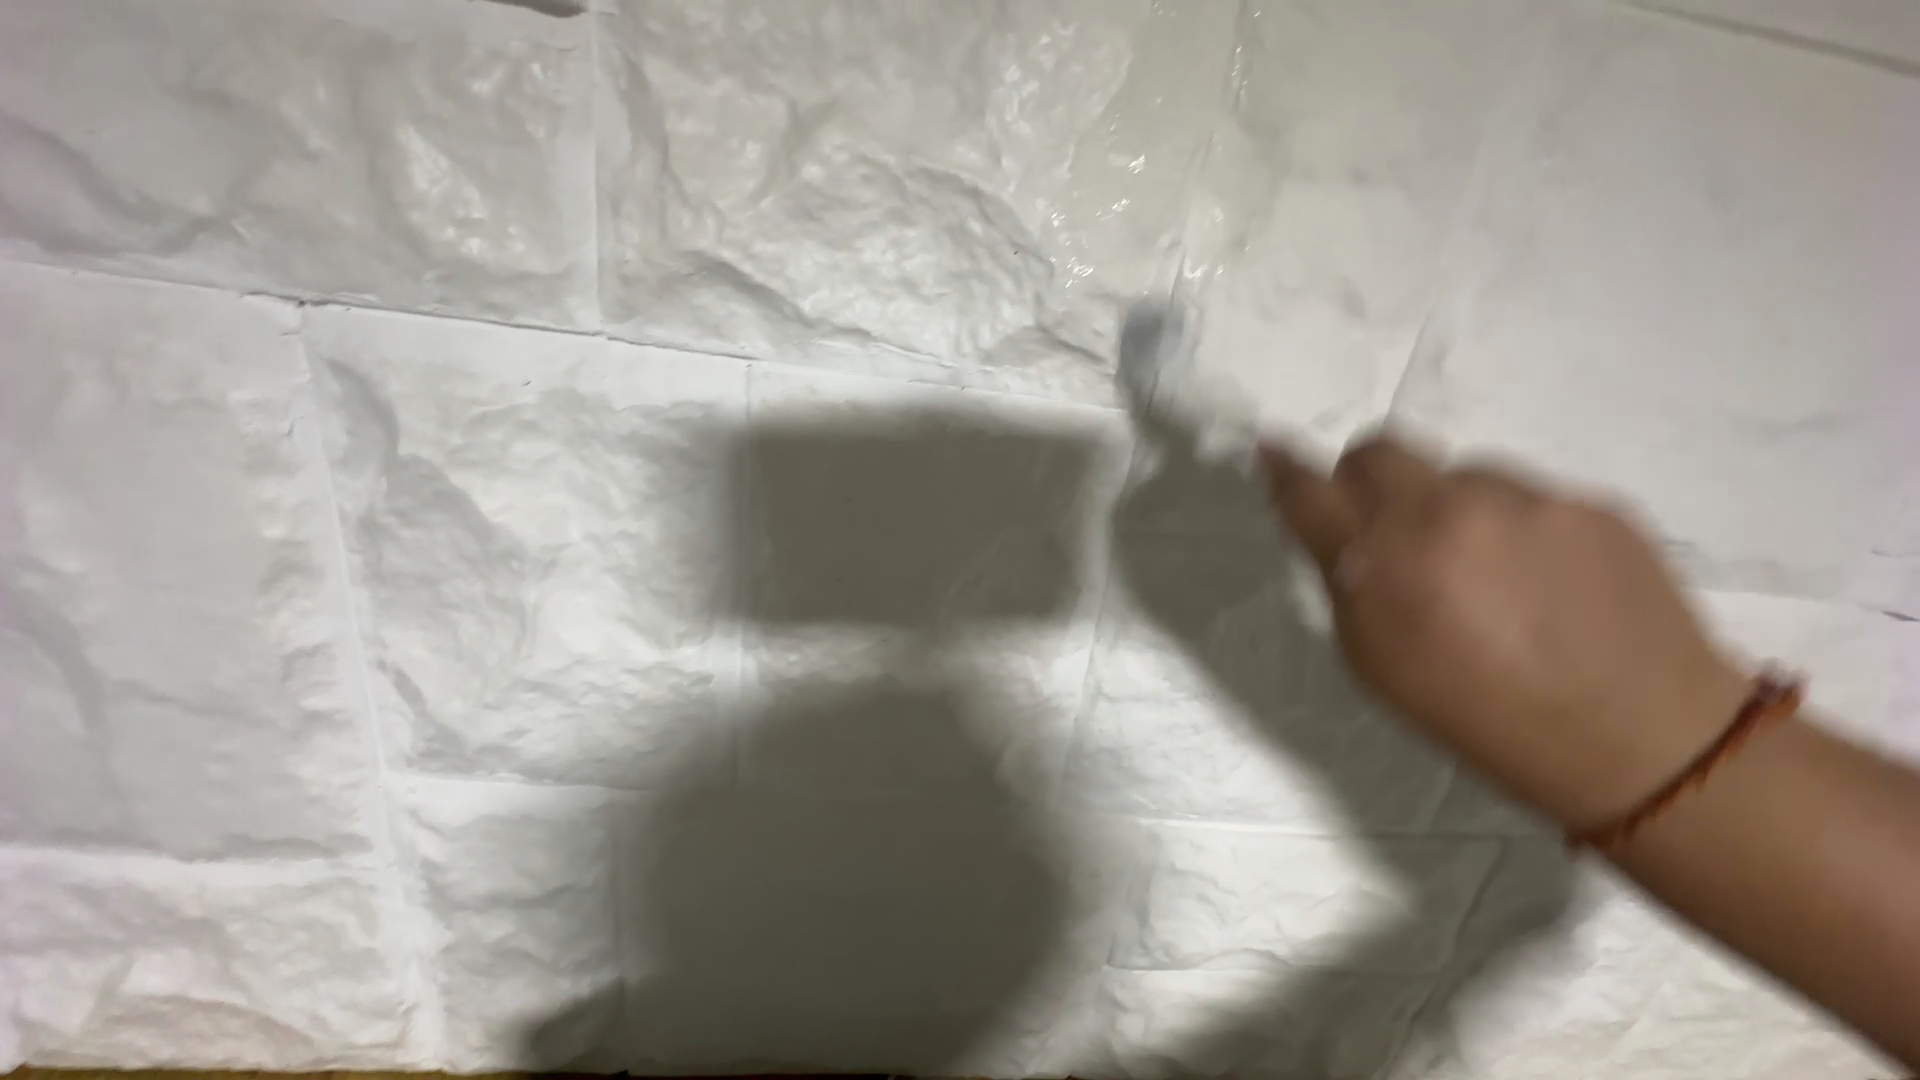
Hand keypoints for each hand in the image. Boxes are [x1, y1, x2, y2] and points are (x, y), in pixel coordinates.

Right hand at [1261, 430, 1751, 827]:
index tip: (1271, 450)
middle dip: (1365, 477)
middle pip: (1378, 448)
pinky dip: (1513, 526)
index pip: (1309, 492)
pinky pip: (1525, 495)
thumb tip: (1334, 527)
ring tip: (1488, 572)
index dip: (1284, 469)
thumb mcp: (1376, 663)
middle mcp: (1445, 513)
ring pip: (1458, 474)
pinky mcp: (1590, 500)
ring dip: (1450, 508)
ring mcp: (1525, 500)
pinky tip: (1544, 579)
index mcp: (1382, 564)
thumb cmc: (1478, 715)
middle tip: (1386, 523)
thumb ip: (1348, 582)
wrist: (1640, 741)